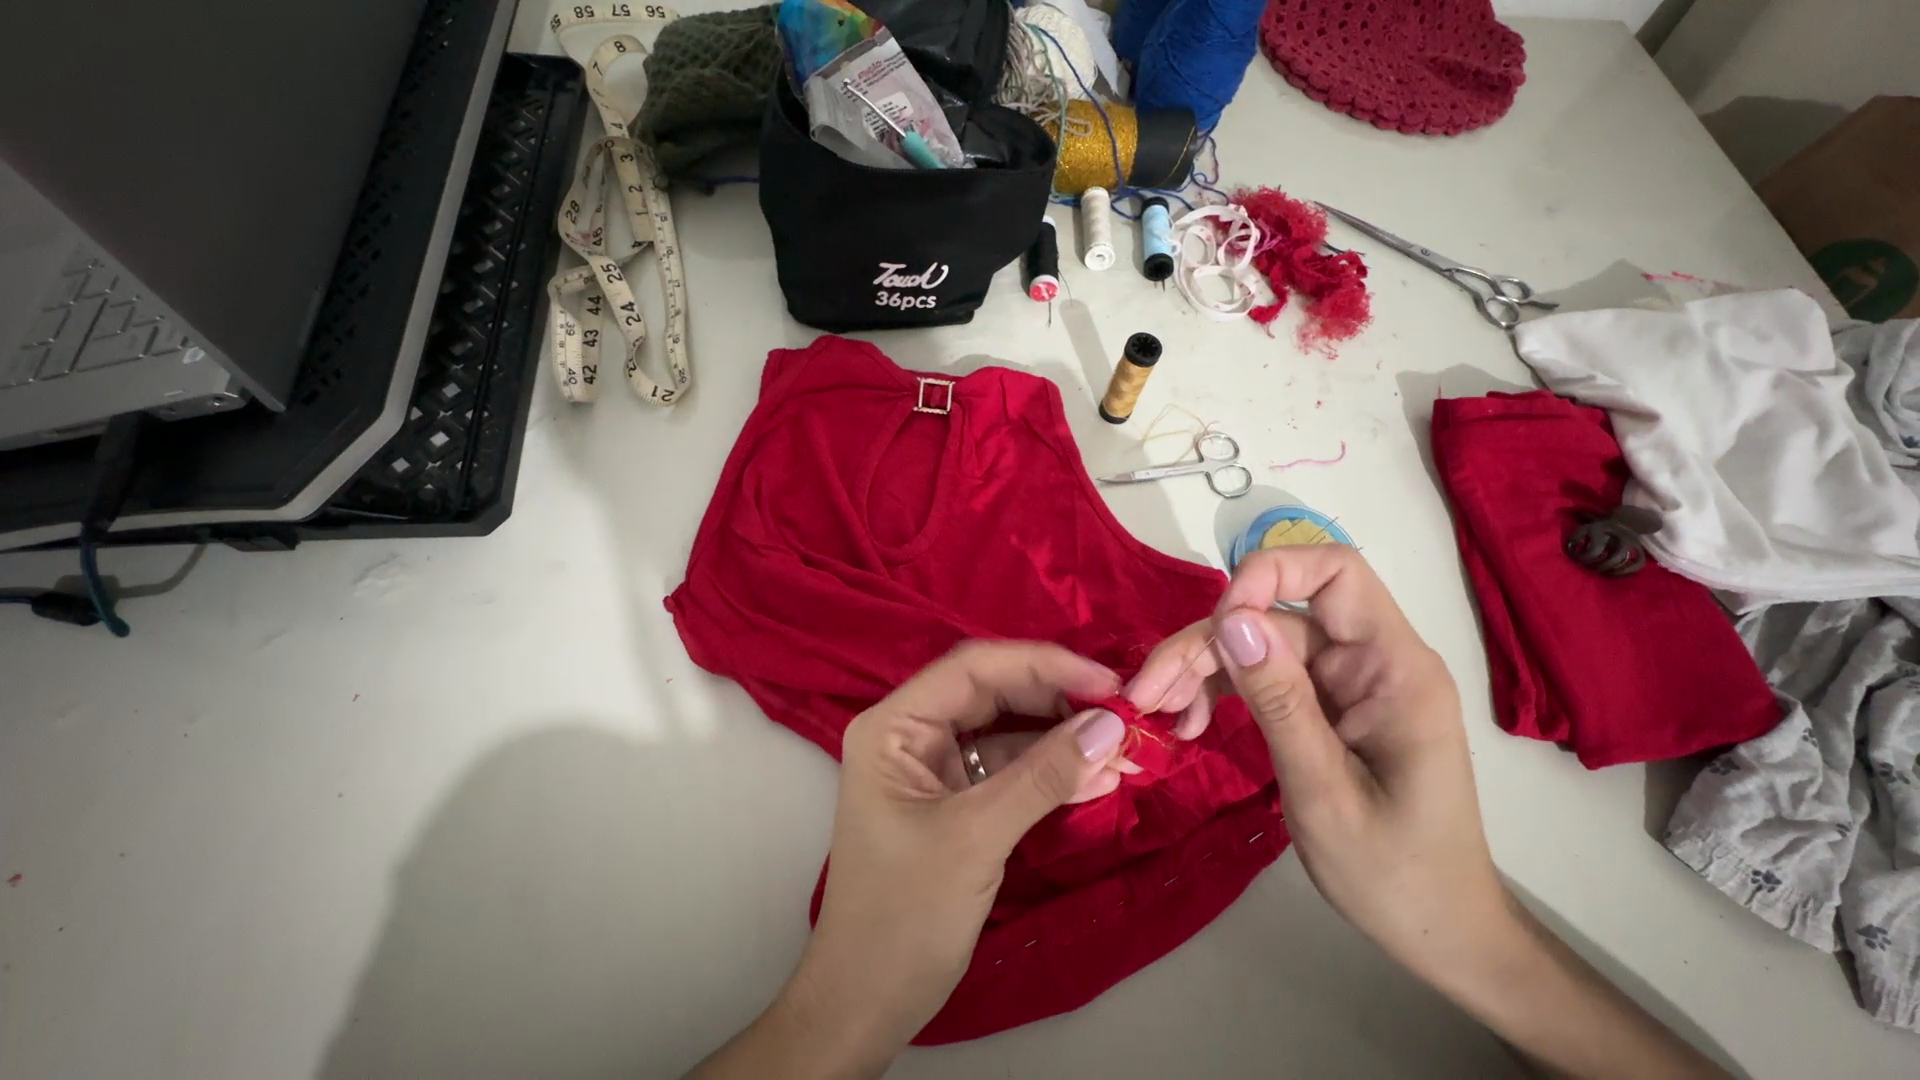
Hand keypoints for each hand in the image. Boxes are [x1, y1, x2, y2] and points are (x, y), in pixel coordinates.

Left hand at [690, 642, 1129, 1078]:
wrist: (867, 1001)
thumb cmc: (904, 916)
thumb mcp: (976, 838)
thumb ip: (1042, 777)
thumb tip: (1109, 727)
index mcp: (893, 726)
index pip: (973, 669)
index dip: (1043, 666)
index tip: (1107, 683)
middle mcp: (910, 733)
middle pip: (993, 693)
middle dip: (1058, 701)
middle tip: (1124, 714)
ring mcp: (932, 767)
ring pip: (1006, 731)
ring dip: (1062, 739)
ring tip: (1123, 749)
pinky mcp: (955, 800)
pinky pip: (1008, 769)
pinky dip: (1050, 773)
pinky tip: (1096, 778)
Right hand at [1124, 545, 1506, 978]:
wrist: (1438, 930)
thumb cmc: (1395, 872)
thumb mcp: (1324, 792)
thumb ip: (1280, 701)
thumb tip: (1233, 619)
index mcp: (1394, 669)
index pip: (1336, 573)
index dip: (1271, 571)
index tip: (1217, 623)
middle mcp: (1371, 662)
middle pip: (1277, 616)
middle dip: (1206, 643)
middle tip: (1148, 691)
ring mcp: (1347, 686)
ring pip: (1261, 646)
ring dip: (1203, 670)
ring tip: (1157, 711)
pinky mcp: (1327, 709)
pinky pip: (1266, 679)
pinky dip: (1223, 693)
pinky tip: (1189, 723)